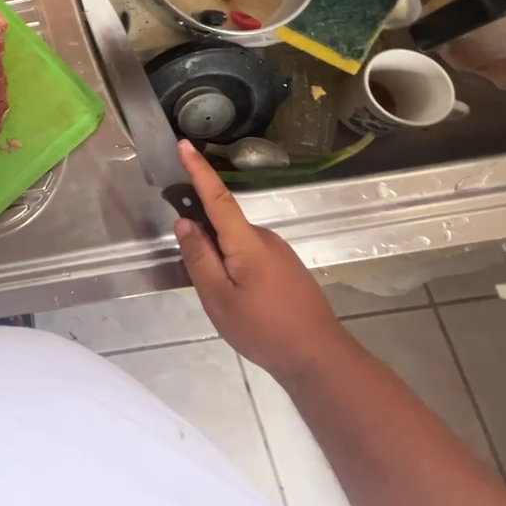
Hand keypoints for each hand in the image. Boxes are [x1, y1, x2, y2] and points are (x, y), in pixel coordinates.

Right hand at [173, 140, 354, 383]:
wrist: (322, 361)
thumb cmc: (265, 330)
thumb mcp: (219, 298)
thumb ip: (199, 257)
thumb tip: (185, 223)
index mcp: (247, 242)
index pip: (217, 198)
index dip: (198, 170)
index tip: (183, 144)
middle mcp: (266, 239)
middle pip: (224, 224)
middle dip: (204, 236)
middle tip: (195, 270)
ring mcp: (280, 253)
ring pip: (237, 243)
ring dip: (221, 257)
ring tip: (221, 296)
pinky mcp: (287, 269)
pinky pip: (250, 255)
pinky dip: (236, 266)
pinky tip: (239, 298)